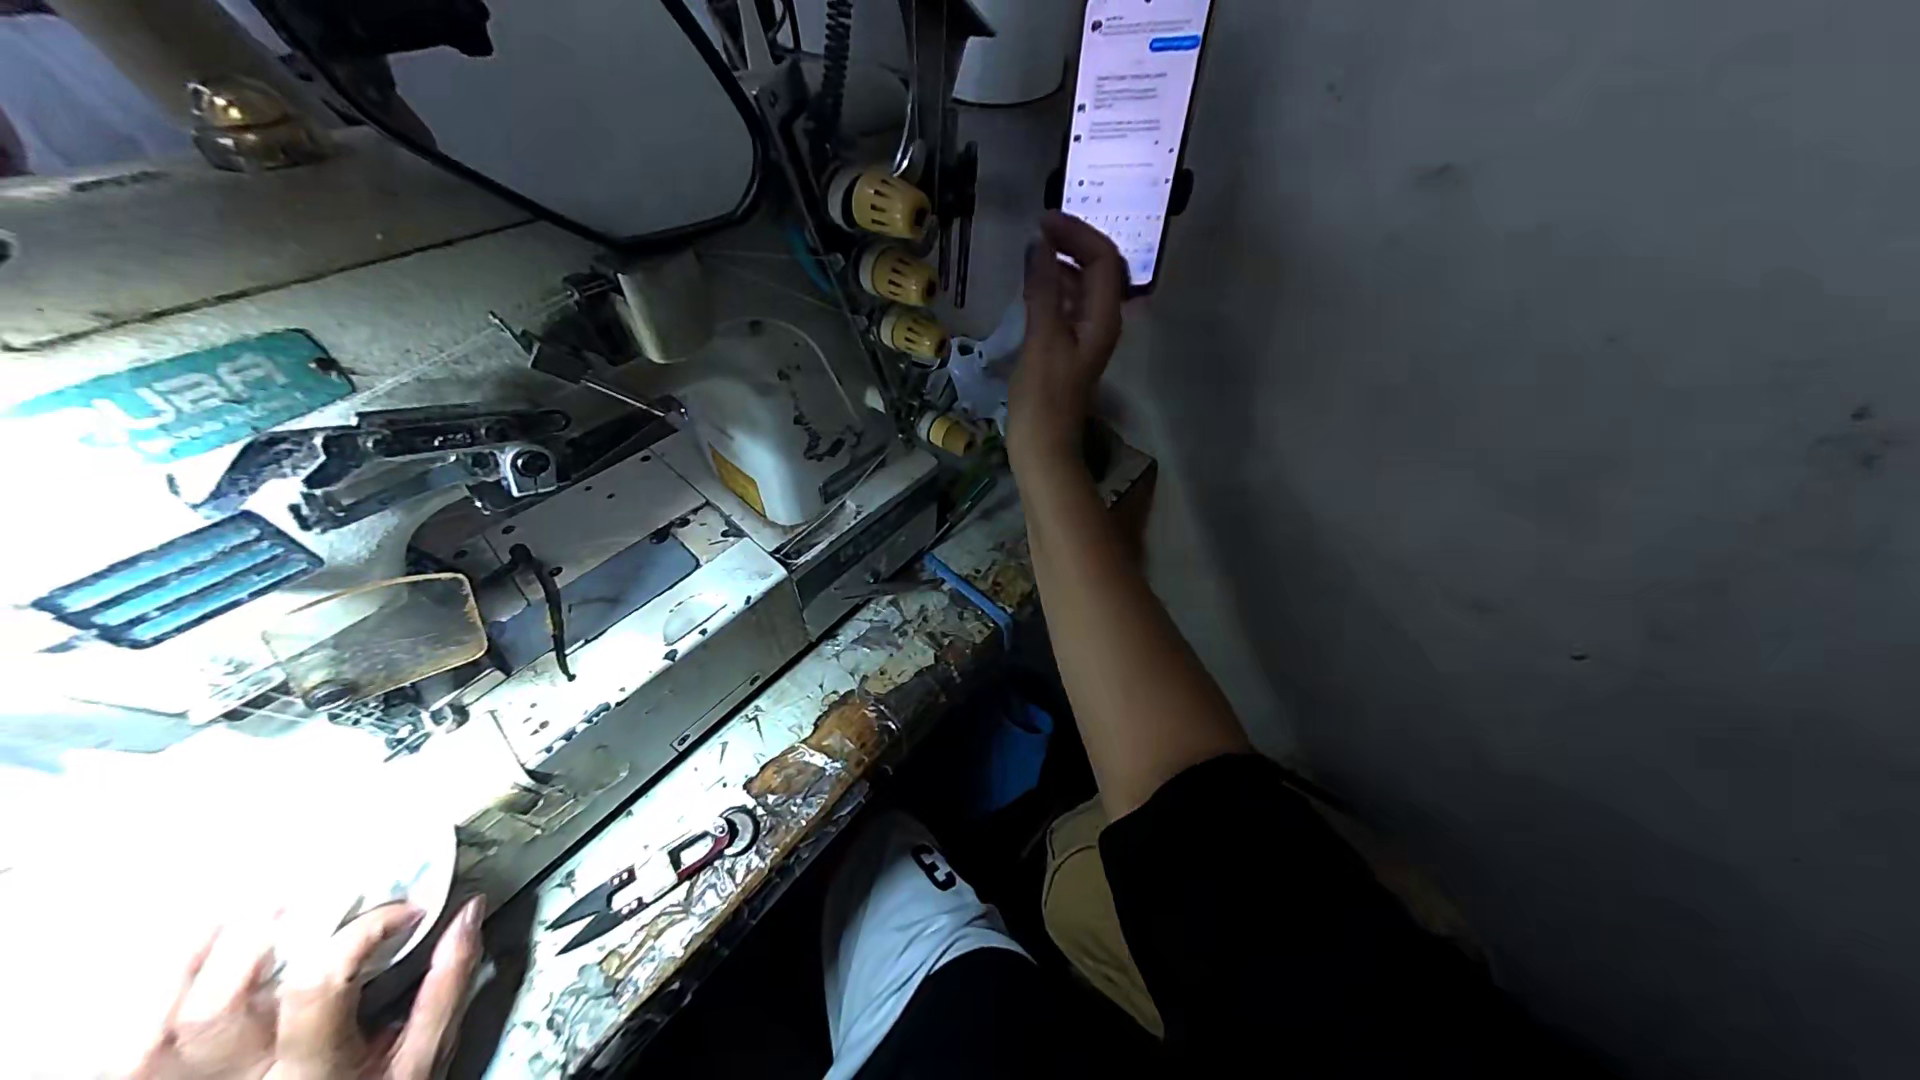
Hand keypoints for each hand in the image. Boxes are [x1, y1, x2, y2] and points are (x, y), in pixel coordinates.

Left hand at [128, 898, 483, 1079]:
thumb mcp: (426, 1056)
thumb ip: (446, 985)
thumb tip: (467, 911)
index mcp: (318, 1071)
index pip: (321, 987)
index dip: (363, 932)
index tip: (404, 907)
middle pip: (217, 1013)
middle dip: (252, 943)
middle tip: (295, 895)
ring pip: (153, 1038)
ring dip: (186, 968)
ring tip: (228, 916)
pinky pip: (129, 1060)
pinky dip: (152, 1003)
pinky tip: (188, 959)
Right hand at [1008, 211, 1127, 464]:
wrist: (1043, 447)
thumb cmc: (1043, 398)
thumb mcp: (1042, 339)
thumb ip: (1043, 289)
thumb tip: (1039, 245)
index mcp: (1103, 318)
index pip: (1103, 258)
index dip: (1077, 233)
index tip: (1042, 222)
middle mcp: (1102, 322)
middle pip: (1099, 268)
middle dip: (1073, 243)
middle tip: (1038, 230)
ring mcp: (1086, 336)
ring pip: (1083, 286)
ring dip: (1062, 263)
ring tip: (1033, 252)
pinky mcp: (1070, 348)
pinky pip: (1068, 306)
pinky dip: (1053, 288)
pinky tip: (1031, 285)